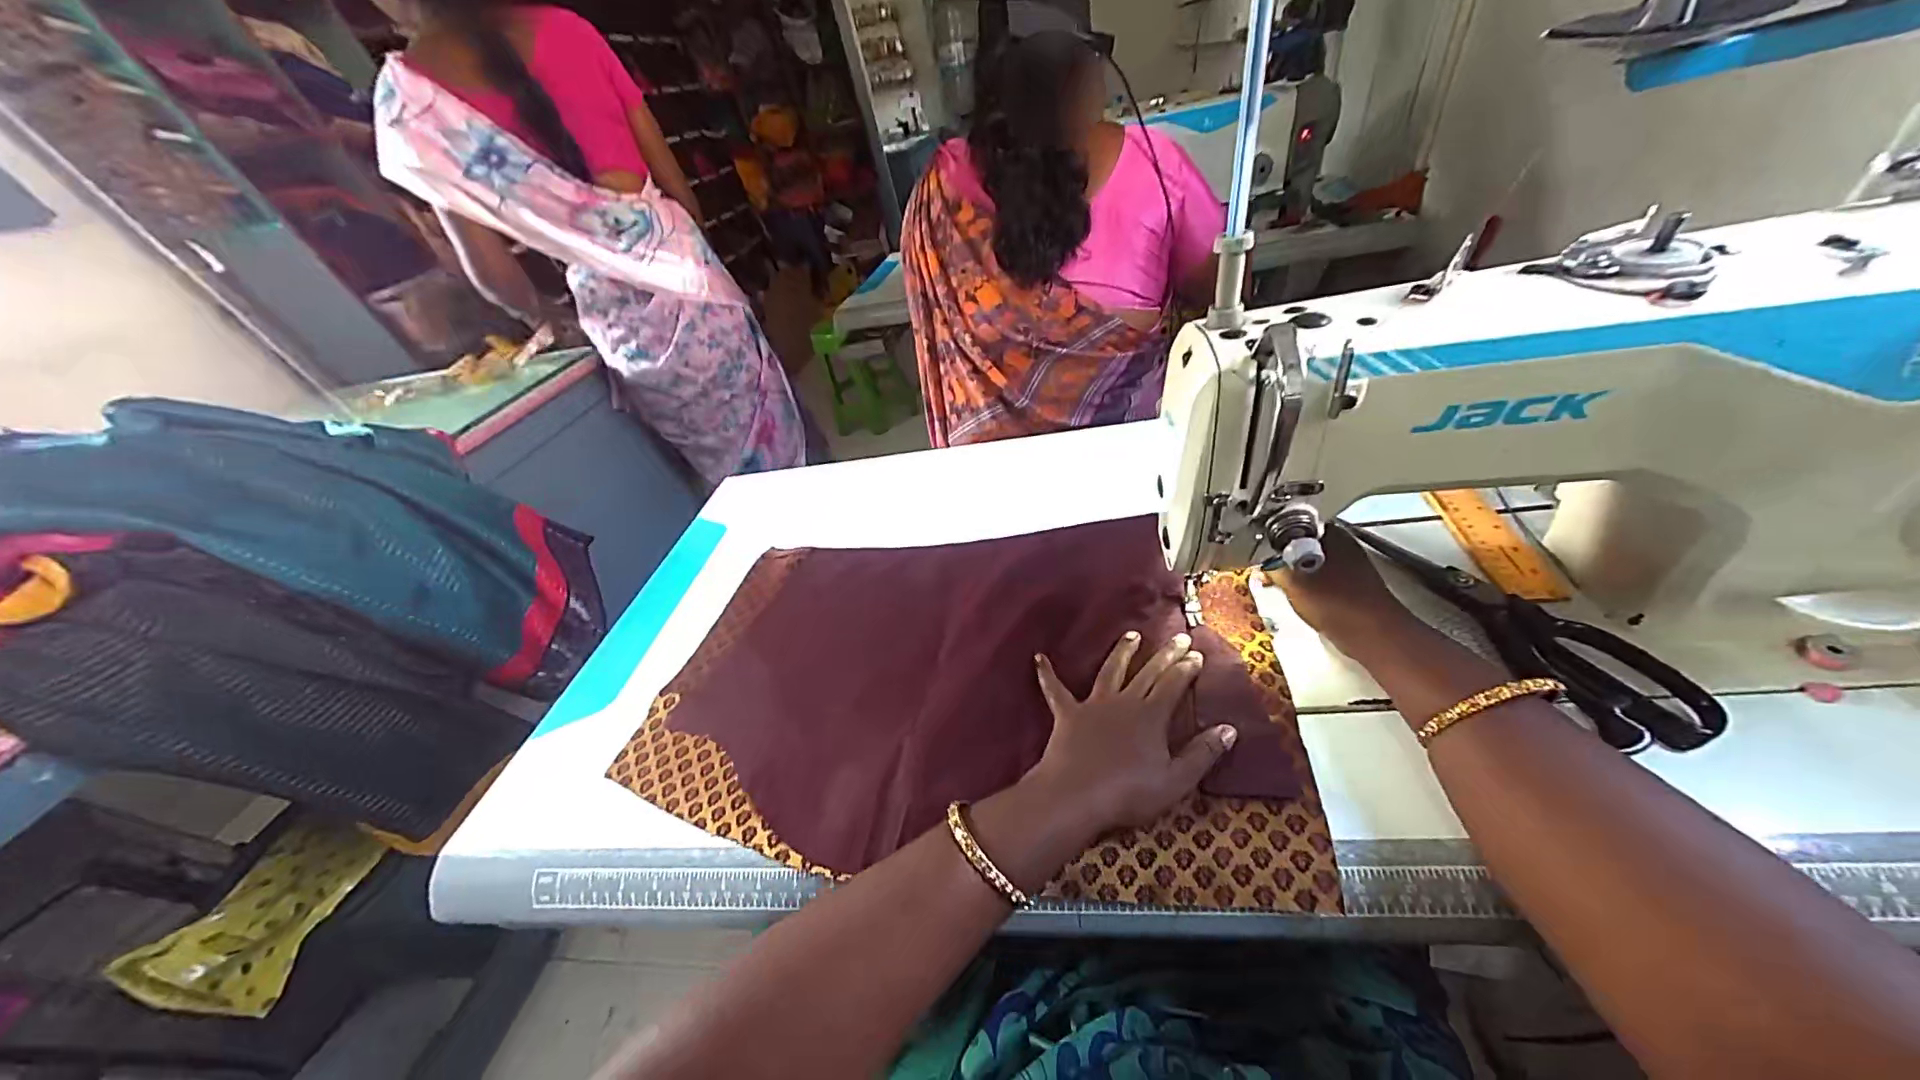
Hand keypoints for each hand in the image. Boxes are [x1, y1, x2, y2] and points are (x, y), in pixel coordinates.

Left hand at [1028, 632, 1236, 833]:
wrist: (1076, 795)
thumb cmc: (1129, 792)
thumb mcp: (1176, 780)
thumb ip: (1202, 753)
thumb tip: (1229, 728)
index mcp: (1151, 716)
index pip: (1174, 684)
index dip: (1186, 668)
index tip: (1197, 653)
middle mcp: (1123, 702)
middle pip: (1147, 673)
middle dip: (1165, 655)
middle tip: (1178, 637)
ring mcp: (1093, 706)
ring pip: (1110, 671)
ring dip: (1121, 652)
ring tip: (1131, 635)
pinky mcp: (1067, 715)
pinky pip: (1055, 690)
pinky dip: (1047, 674)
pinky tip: (1039, 657)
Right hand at [1264, 525, 1420, 647]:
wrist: (1374, 635)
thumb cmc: (1334, 603)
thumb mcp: (1292, 582)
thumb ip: (1274, 565)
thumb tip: (1264, 559)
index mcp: (1332, 533)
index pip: (1293, 524)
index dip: (1273, 537)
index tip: (1259, 552)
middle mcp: (1344, 544)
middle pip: (1301, 544)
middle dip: (1284, 558)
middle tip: (1268, 573)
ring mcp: (1351, 564)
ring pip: (1310, 563)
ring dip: (1296, 574)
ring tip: (1283, 588)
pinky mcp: (1353, 585)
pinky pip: (1321, 579)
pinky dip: (1309, 587)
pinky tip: (1302, 600)